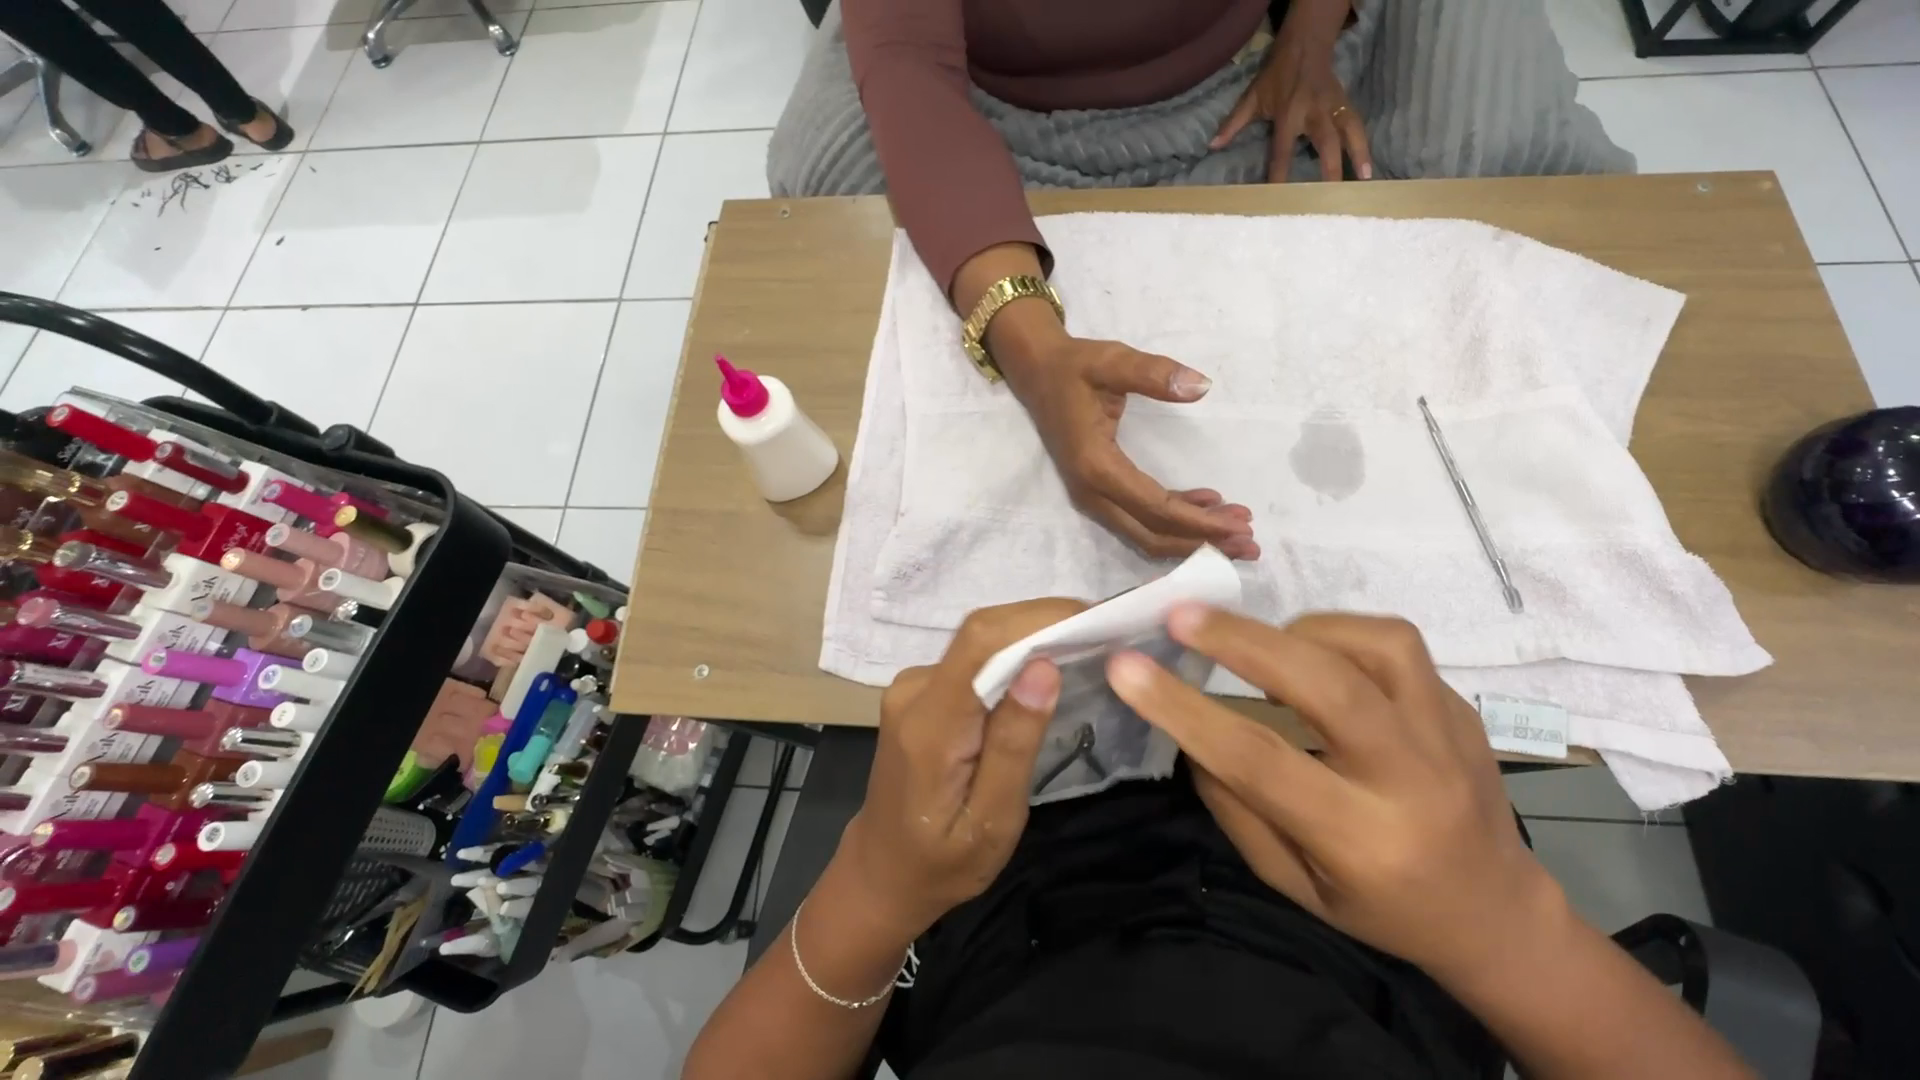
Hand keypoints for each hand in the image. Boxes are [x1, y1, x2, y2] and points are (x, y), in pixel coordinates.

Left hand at [838, 598, 1086, 936]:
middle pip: (981, 634)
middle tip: (1104, 634)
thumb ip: (1014, 743)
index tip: (1095, 619)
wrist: (883, 870)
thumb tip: (1044, 667)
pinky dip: (1012, 656)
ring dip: (1031, 637)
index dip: (1038, 618)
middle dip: (1044, 624)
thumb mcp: (992, 820)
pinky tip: (1044, 671)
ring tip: (1086, 647)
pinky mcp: (919, 691)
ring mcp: (911, 687)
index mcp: (930, 725)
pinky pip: (972, 660)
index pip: (980, 642)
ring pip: (979, 642)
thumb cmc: (943, 862)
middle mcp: (912, 690)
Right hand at [999, 335, 1259, 559]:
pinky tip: (1206, 507)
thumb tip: (1201, 386)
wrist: (1037, 372)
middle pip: (1152, 534)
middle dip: (1201, 542)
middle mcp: (1090, 491)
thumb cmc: (1074, 366)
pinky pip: (1137, 520)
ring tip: (1236, 534)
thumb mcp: (1111, 360)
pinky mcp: (1097, 492)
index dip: (1198, 521)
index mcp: (1095, 465)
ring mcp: (1091, 496)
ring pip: (1145, 534)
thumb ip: (1153, 373)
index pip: (1155, 507)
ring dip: (1190, 539)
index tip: (1240, 522)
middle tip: (1249, 542)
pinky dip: (1173, 523)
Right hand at [1106, 606, 1566, 978]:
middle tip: (1180, 616)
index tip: (1127, 667)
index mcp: (1362, 840)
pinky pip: (1399, 646)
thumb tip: (1190, 734)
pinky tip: (1312, 652)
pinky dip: (1341, 634)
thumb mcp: (1292, 882)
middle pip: (1328, 686)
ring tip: (1256, 642)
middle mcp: (1413, 781)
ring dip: (1300, 630)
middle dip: (1243, 641)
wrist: (1495, 913)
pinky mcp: (1463, 707)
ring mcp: (1448, 736)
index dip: (1185, 710)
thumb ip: (1236, 806)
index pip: (1259, 761)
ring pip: (1378, 646)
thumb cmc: (1380, 909)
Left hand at [1212, 0, 1369, 182]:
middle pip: (1325, 142)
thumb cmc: (1275, 77)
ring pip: (1350, 132)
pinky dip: (1364, 145)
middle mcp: (1314, 112)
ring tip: (1365, 180)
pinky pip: (1357, 126)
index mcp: (1288, 114)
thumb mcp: (1252, 98)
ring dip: (1359, 155)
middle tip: (1331, 194)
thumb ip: (1233, 124)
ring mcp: (1334, 108)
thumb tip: (1212, 145)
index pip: (1282, 150)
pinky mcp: (1346, 105)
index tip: (1278, 196)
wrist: (1305, 46)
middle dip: (1330, 167)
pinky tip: (1368, 167)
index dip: (1279, 173)